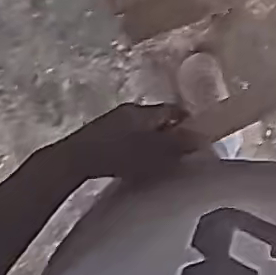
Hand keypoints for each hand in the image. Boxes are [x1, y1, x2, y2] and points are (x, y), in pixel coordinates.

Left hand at [51, 102, 201, 180]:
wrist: (73, 161)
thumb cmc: (117, 154)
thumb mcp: (153, 151)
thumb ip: (178, 144)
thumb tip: (203, 137)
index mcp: (144, 111)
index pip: (174, 110)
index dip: (188, 122)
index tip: (198, 137)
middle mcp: (128, 111)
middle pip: (157, 119)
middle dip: (170, 133)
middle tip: (181, 152)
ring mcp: (111, 122)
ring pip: (141, 129)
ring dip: (151, 141)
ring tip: (160, 161)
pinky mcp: (98, 136)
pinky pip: (126, 138)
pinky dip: (136, 148)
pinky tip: (135, 164)